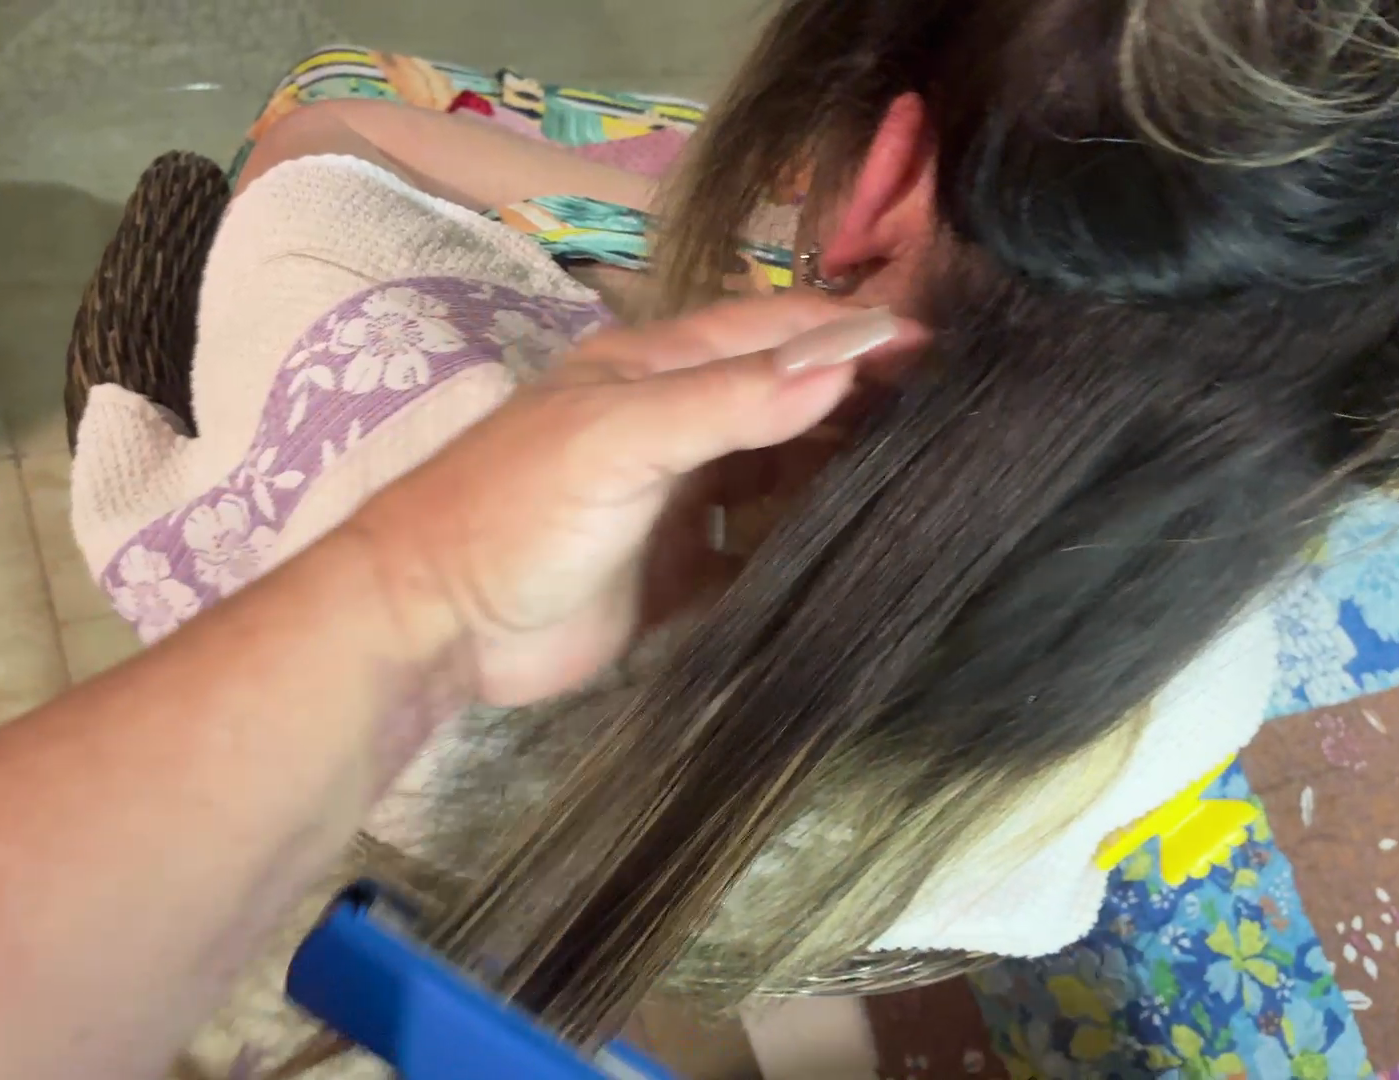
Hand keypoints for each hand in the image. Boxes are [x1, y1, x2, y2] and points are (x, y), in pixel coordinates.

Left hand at [346, 294, 920, 706]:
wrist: (445, 619)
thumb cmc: (515, 511)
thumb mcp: (612, 442)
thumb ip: (720, 402)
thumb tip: (845, 359)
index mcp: (650, 373)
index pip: (766, 333)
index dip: (847, 334)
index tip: (941, 350)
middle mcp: (671, 428)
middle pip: (780, 401)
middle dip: (855, 404)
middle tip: (954, 420)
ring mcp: (676, 502)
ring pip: (775, 475)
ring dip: (837, 474)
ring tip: (930, 480)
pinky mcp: (679, 570)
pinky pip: (756, 547)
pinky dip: (802, 543)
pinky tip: (860, 547)